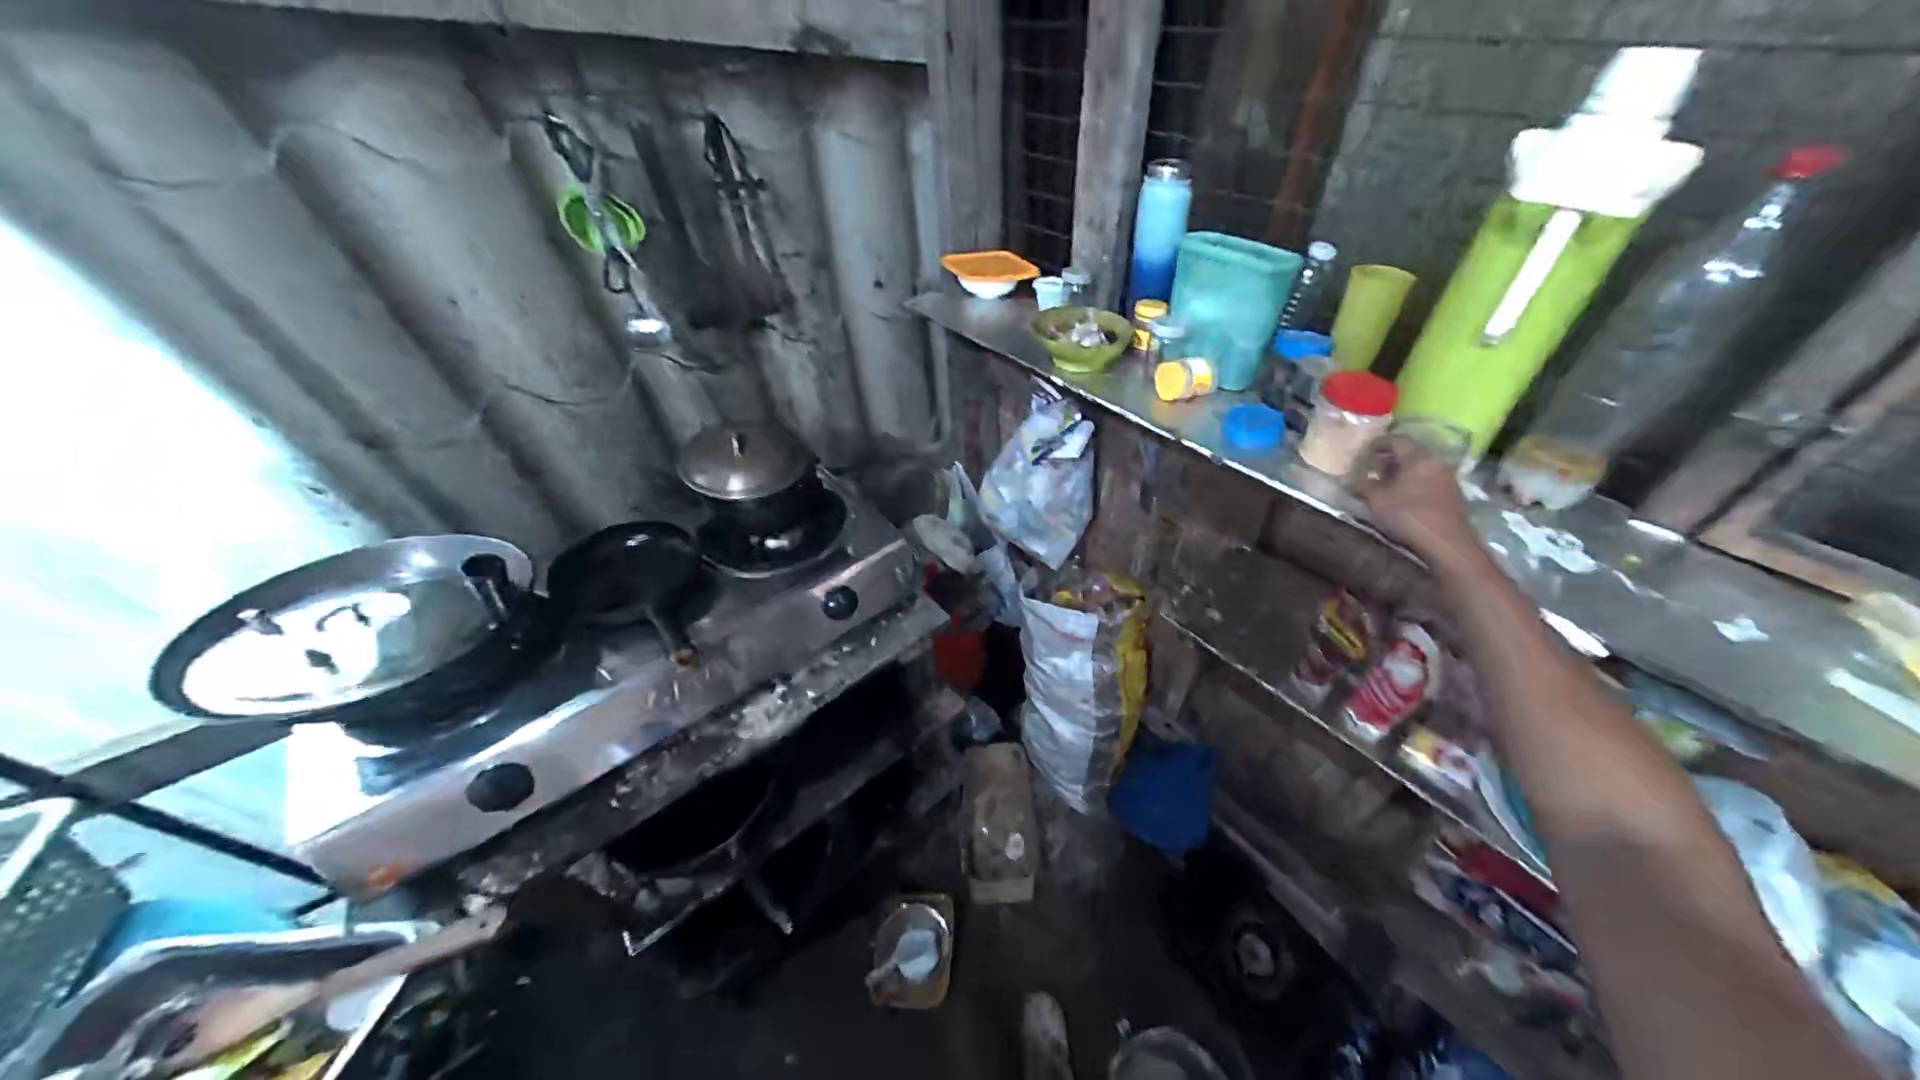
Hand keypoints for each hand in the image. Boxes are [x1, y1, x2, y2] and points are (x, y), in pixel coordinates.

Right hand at [1354, 436, 1483, 571]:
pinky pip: (1427, 479)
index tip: (1364, 449)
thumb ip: (1362, 485)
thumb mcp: (1376, 499)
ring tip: (1384, 482)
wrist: (1446, 541)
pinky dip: (1412, 482)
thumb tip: (1348, 478)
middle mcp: (1436, 462)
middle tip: (1372, 465)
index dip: (1379, 442)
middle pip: (1410, 452)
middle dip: (1389, 457)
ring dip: (1401, 471)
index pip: (1397, 440)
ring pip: (1420, 467)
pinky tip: (1401, 495)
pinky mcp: (1450, 494)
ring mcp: (1446, 478)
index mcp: (1418, 458)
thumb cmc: (1408, 514)